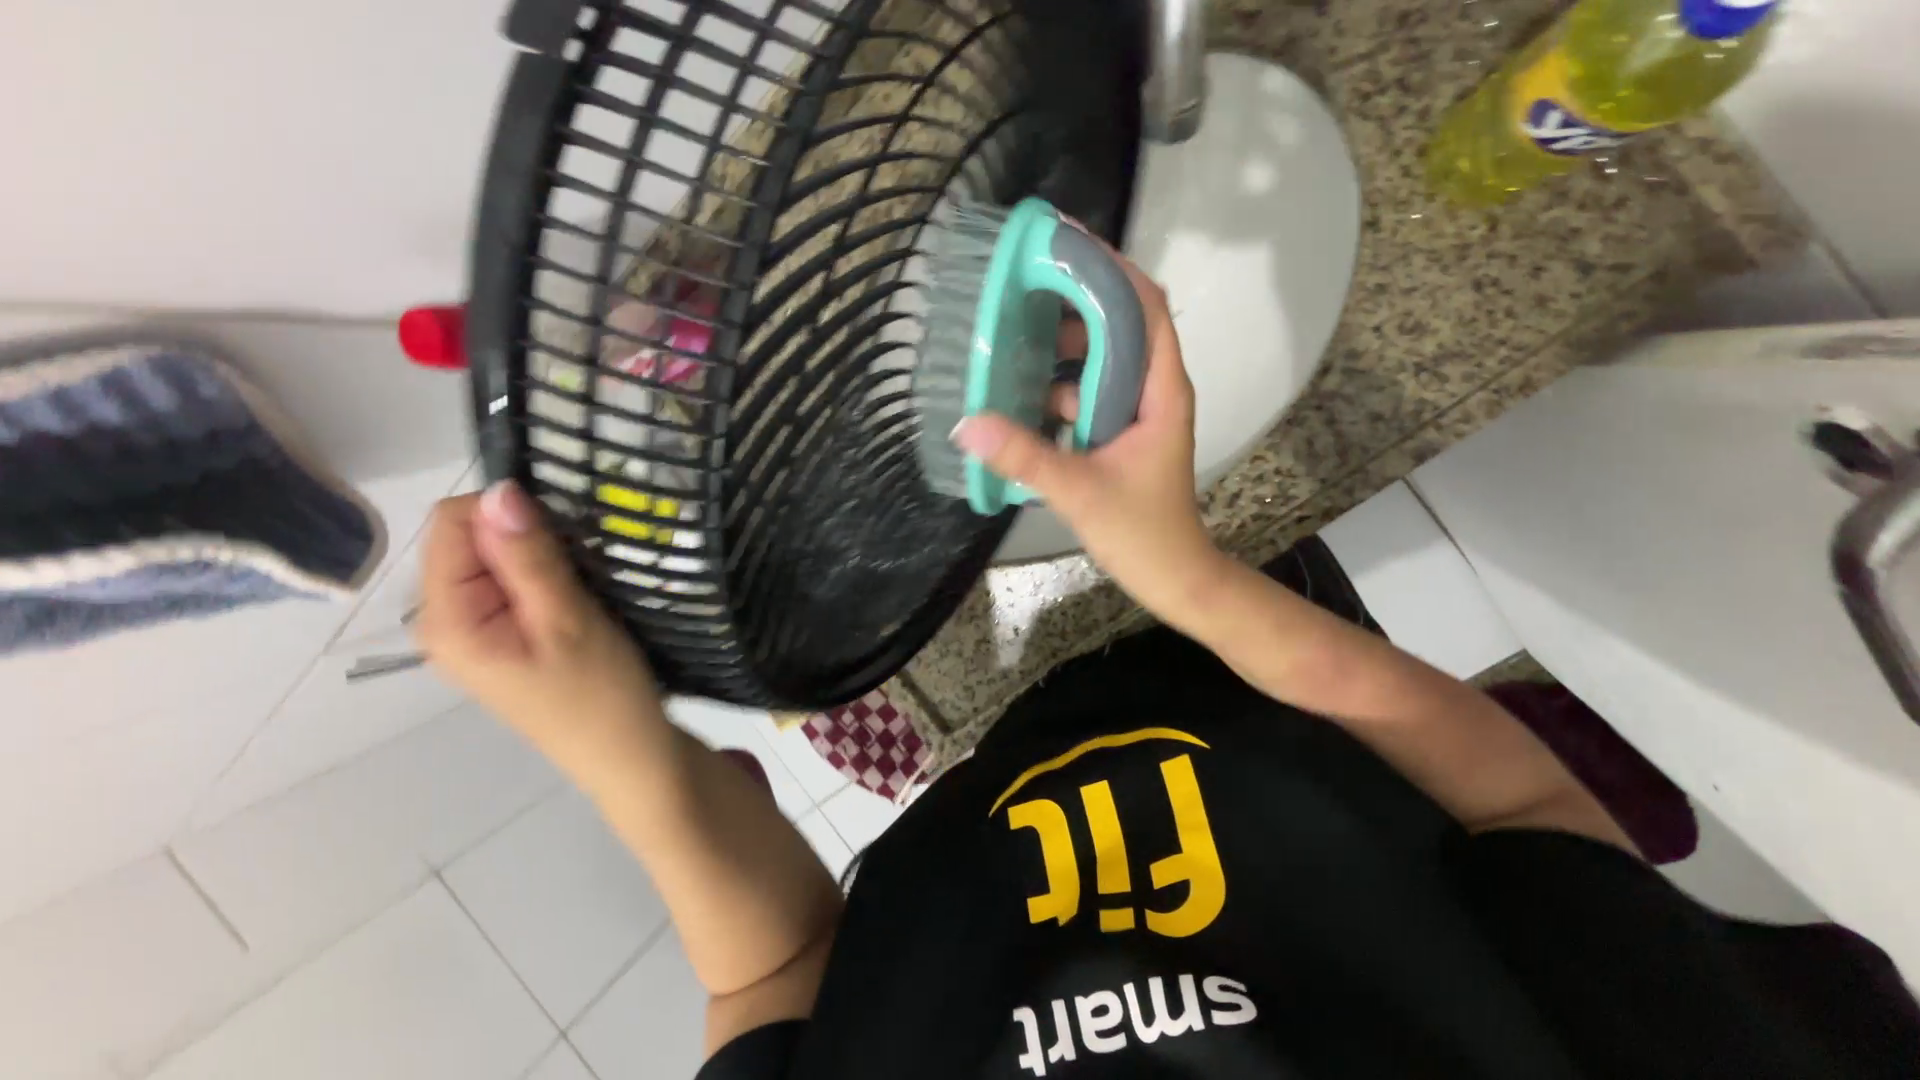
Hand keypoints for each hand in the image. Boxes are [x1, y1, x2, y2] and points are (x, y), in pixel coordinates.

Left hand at [415, 481, 665, 781]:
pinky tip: (578, 594)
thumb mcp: (567, 618)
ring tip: (584, 580)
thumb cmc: (600, 694)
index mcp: (448, 619)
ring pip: (496, 557)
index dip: (508, 512)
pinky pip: (511, 581)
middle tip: (580, 563)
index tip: (563, 535)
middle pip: (470, 538)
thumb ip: (527, 555)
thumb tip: (499, 487)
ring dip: (541, 554)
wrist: (628, 757)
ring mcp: (475, 630)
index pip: (452, 523)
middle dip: (526, 534)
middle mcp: (446, 621)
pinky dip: (545, 574)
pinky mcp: (502, 636)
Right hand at [950, 252, 1230, 624]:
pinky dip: (1060, 384)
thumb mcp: (1080, 491)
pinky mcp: (1123, 433)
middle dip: (1077, 297)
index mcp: (1161, 389)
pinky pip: (1091, 391)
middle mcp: (1155, 389)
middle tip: (1026, 280)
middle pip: (1121, 322)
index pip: (1144, 305)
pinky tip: (1022, 392)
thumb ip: (1024, 458)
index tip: (1065, 241)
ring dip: (1064, 343)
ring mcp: (1140, 411)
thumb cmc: (1144, 533)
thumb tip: (967, 424)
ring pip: (1104, 357)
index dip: (1110, 267)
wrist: (1176, 578)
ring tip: (1015, 330)